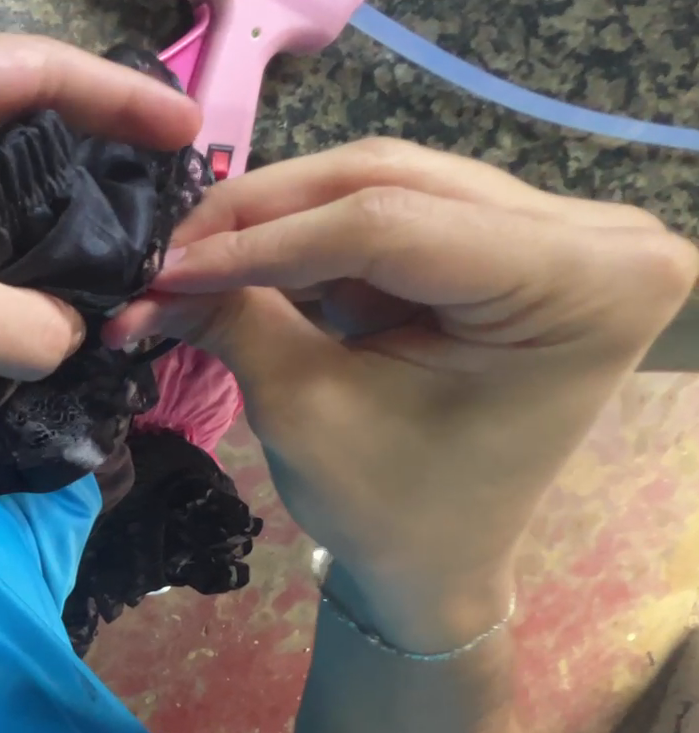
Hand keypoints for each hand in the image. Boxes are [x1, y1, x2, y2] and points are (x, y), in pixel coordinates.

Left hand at [0, 24, 200, 439]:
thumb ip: (33, 321)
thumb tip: (83, 332)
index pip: (36, 72)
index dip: (124, 104)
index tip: (192, 141)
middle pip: (4, 123)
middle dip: (77, 174)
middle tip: (150, 225)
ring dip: (25, 225)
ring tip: (100, 266)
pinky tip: (21, 288)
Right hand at [107, 139, 697, 650]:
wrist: (431, 552)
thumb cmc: (386, 504)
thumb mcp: (301, 410)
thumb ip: (233, 323)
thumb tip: (145, 283)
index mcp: (578, 282)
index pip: (387, 224)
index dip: (256, 242)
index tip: (158, 270)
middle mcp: (587, 232)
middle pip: (386, 179)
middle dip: (255, 216)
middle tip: (163, 256)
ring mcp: (543, 231)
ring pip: (376, 182)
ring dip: (268, 220)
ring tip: (187, 259)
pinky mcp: (490, 246)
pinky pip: (377, 214)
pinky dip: (292, 239)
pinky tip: (233, 263)